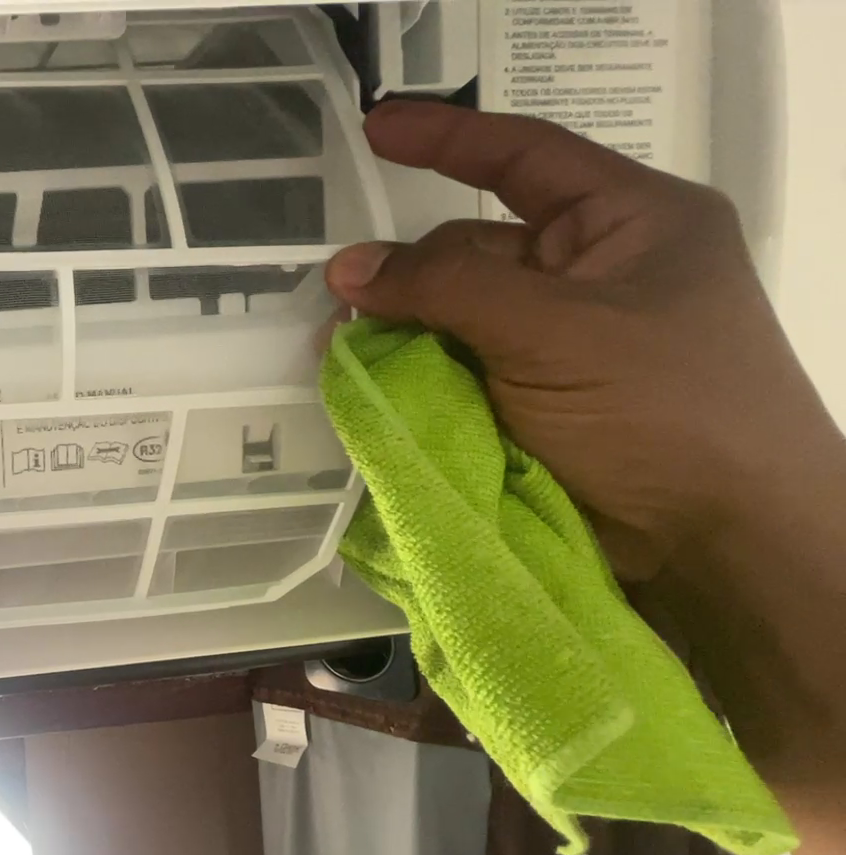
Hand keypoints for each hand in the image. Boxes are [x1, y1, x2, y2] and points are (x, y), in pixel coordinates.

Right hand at [324, 101, 841, 579]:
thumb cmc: (662, 407)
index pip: (524, 157)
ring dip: (395, 332)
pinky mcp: (515, 397)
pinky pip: (441, 368)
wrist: (706, 534)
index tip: (373, 128)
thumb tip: (346, 268)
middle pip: (466, 250)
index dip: (447, 138)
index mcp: (624, 225)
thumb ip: (445, 288)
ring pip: (443, 316)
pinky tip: (366, 385)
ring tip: (344, 354)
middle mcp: (582, 275)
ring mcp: (545, 341)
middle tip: (340, 304)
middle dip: (403, 274)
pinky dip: (402, 375)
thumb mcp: (554, 329)